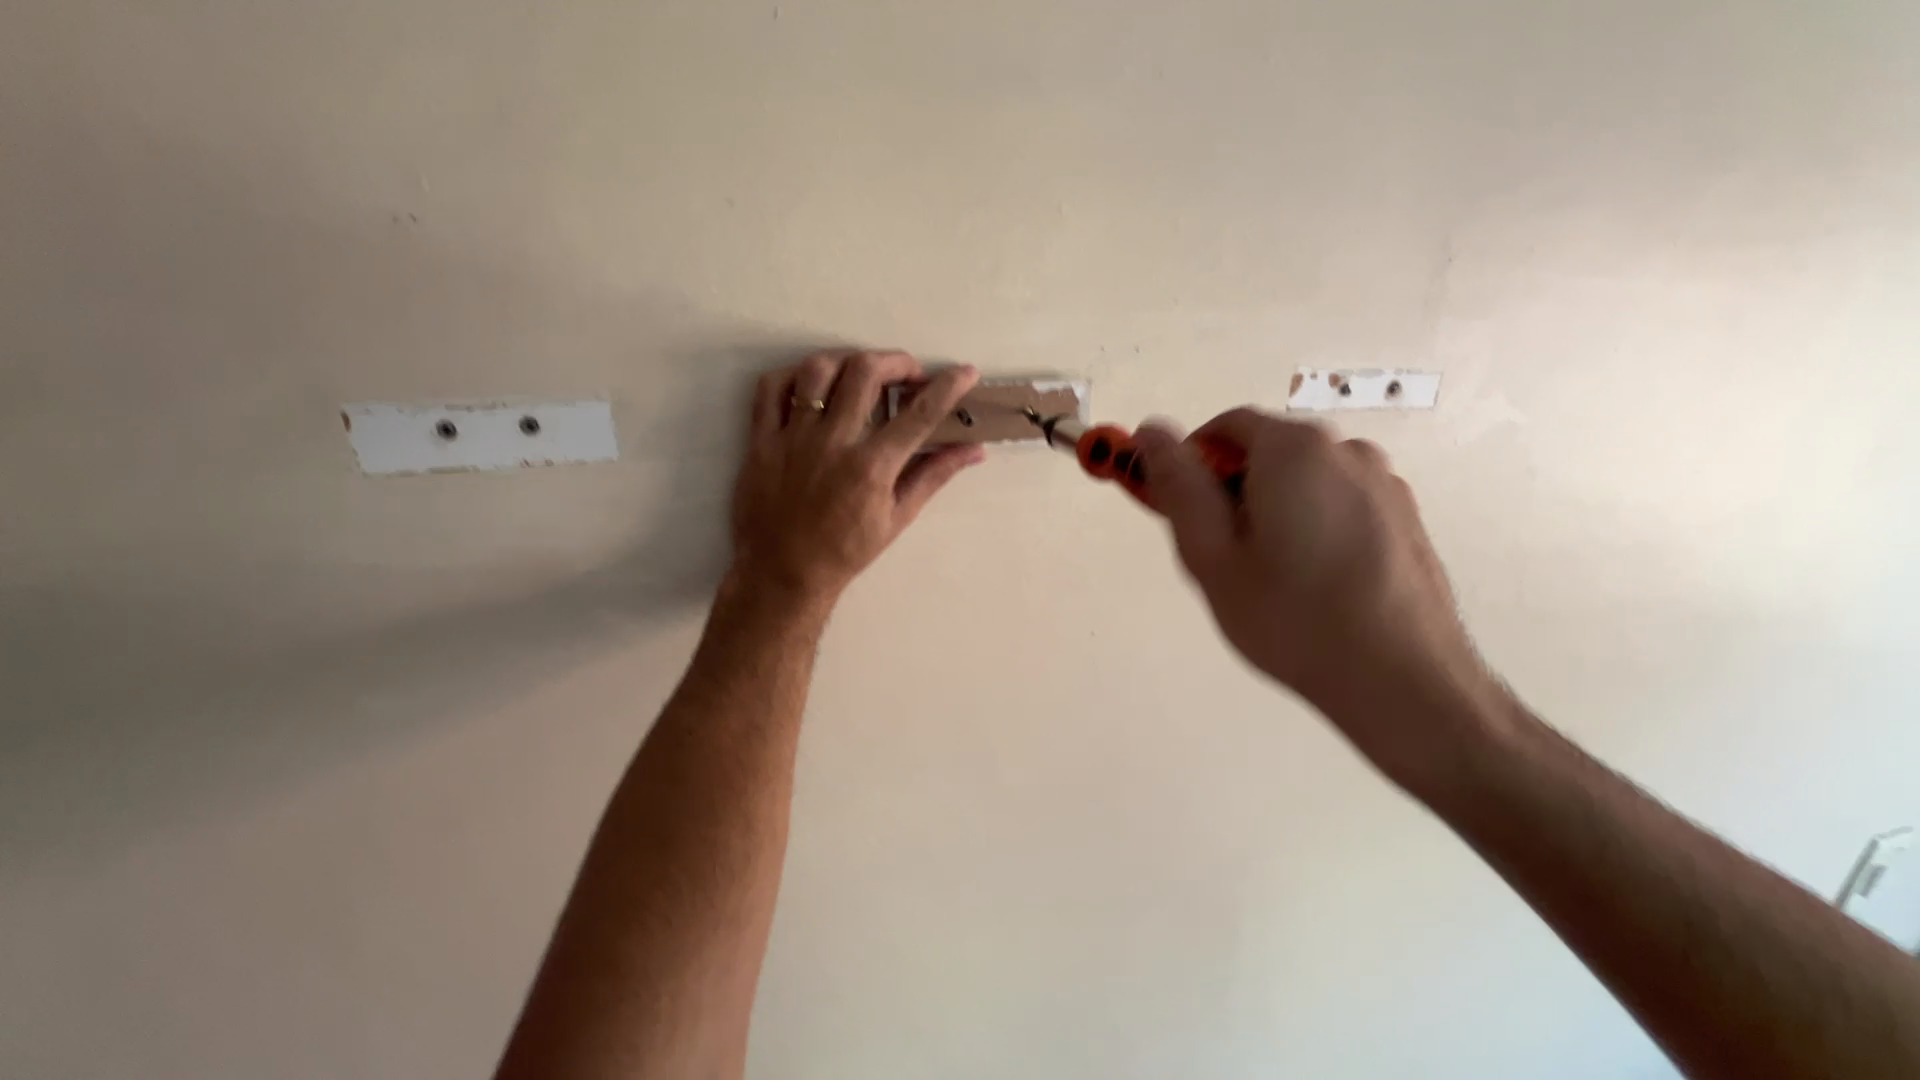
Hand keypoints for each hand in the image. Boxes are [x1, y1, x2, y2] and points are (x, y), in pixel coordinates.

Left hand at [727, 349, 983, 608]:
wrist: (783, 573)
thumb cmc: (846, 550)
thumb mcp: (896, 518)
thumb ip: (933, 476)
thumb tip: (974, 450)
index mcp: (871, 467)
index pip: (918, 415)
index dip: (947, 386)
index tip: (965, 372)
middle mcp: (833, 444)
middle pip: (865, 373)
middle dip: (896, 362)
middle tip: (906, 375)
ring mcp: (792, 438)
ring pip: (818, 370)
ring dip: (846, 360)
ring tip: (859, 374)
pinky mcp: (761, 440)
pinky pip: (771, 388)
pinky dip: (794, 375)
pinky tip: (812, 384)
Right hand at [1134, 410, 1501, 781]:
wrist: (1403, 682)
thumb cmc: (1291, 617)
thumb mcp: (1212, 556)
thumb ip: (1179, 485)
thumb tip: (1151, 431)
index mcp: (1294, 449)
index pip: (1226, 426)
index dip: (1192, 462)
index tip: (1183, 514)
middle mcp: (1346, 450)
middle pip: (1269, 453)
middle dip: (1234, 492)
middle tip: (1224, 559)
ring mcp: (1385, 484)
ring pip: (1306, 482)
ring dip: (1276, 512)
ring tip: (1273, 580)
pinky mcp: (1408, 520)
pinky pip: (1342, 506)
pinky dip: (1315, 528)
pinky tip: (1317, 587)